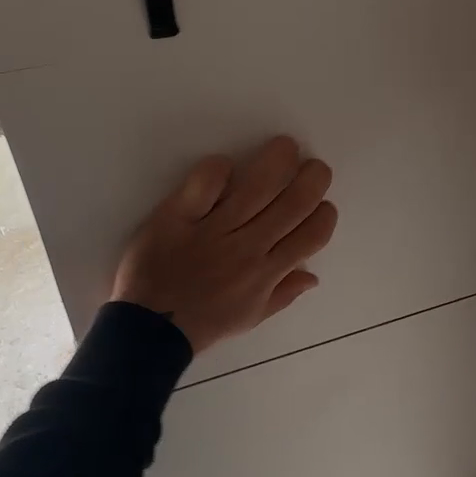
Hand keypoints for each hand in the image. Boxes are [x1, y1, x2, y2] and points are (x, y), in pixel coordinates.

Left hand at [112, 136, 337, 353]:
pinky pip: (204, 183)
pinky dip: (219, 169)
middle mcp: (247, 248)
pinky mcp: (177, 216)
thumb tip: (313, 275)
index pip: (312, 236)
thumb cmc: (204, 324)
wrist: (150, 329)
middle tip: (313, 166)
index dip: (325, 215)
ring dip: (278, 160)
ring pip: (257, 187)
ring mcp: (212, 230)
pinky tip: (226, 168)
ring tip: (285, 147)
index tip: (322, 205)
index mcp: (267, 274)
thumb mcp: (251, 318)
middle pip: (293, 204)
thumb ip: (283, 294)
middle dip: (312, 178)